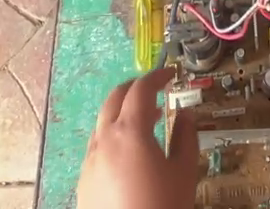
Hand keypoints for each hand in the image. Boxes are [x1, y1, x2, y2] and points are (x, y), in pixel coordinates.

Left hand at [77, 67, 199, 208]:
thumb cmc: (162, 207)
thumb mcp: (183, 172)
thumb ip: (185, 136)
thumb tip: (185, 114)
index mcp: (129, 131)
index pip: (141, 89)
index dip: (157, 76)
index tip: (171, 74)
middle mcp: (104, 140)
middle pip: (114, 98)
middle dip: (135, 88)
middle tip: (156, 90)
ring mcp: (90, 162)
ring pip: (103, 122)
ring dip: (123, 113)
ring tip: (146, 124)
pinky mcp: (84, 183)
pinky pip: (97, 146)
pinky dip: (113, 136)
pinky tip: (129, 155)